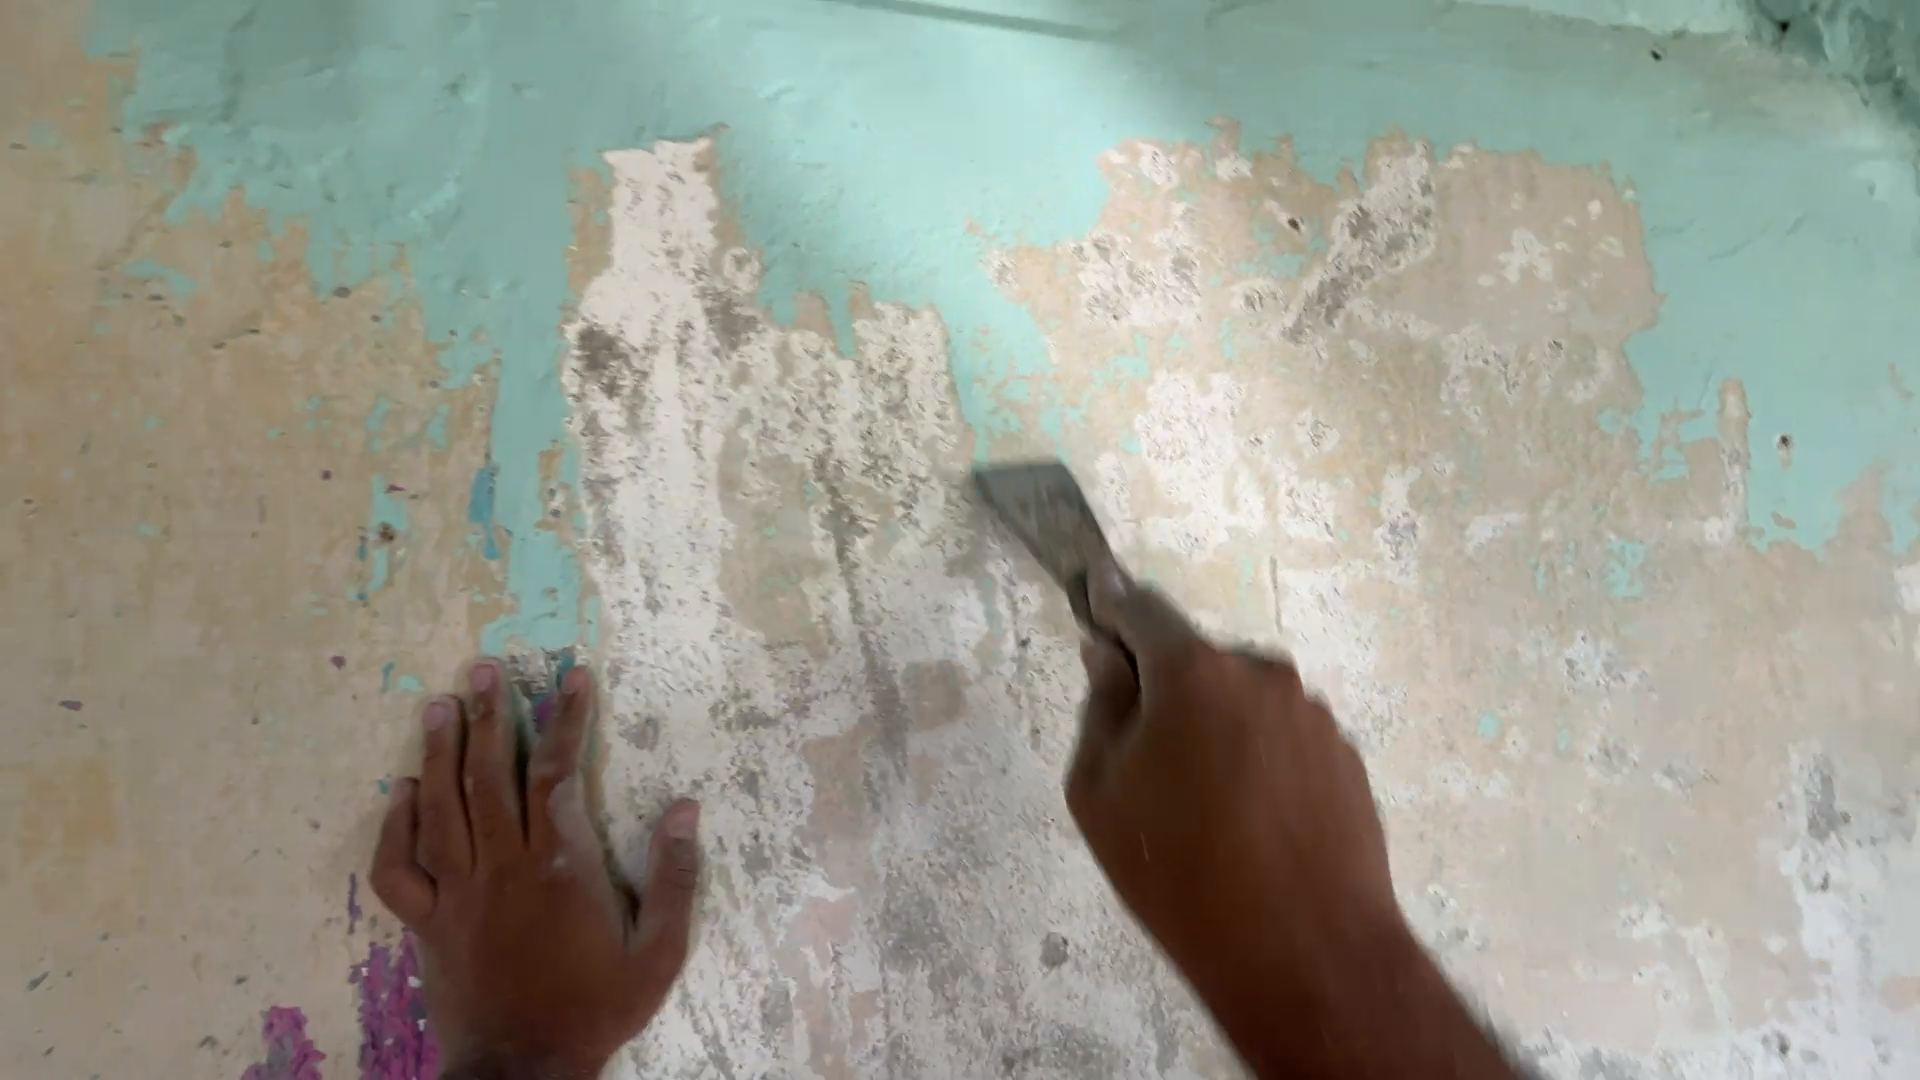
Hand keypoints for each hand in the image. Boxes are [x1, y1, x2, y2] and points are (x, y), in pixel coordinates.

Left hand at [369, 661, 700, 1079]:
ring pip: (443, 809)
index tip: (573, 677)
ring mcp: (459, 895)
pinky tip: (400, 791)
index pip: (561, 774)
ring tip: (441, 704)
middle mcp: (504, 867)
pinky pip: (398, 870)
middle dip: (492, 717)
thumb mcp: (660, 950)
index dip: (568, 721)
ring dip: (440, 752)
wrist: (522, 1075)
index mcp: (561, 866)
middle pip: (492, 777)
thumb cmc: (598, 1006)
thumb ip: (676, 877)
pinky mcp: (427, 925)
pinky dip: (394, 827)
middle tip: (485, 669)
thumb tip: (685, 808)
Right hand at [1067, 560, 1400, 1019]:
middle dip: (1165, 685)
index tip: (1094, 601)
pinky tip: (1253, 815)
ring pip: (1239, 697)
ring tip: (1208, 799)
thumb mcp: (1099, 792)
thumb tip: (1108, 656)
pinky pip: (1279, 732)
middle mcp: (1259, 673)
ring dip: (1214, 721)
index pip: (1141, 609)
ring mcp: (1310, 712)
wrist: (1305, 956)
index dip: (1112, 605)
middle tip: (1150, 755)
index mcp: (1193, 671)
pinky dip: (1255, 751)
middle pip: (1194, 659)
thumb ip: (1100, 707)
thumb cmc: (1179, 870)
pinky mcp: (1344, 752)